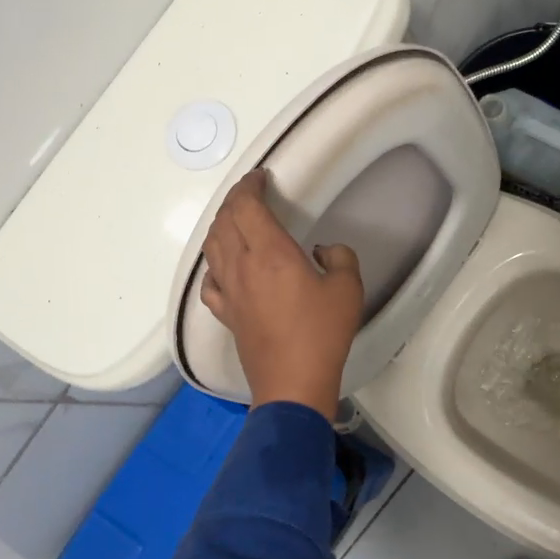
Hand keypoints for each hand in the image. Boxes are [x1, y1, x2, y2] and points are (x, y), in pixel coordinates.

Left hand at [199, 169, 363, 417]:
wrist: (293, 381)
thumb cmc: (323, 333)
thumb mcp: (348, 288)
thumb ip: (339, 258)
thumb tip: (321, 251)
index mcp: (270, 253)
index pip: (246, 206)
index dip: (250, 186)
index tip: (261, 177)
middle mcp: (242, 266)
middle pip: (224, 221)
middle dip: (235, 201)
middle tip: (252, 194)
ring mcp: (229, 291)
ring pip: (213, 246)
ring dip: (222, 226)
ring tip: (237, 220)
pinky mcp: (227, 313)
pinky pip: (211, 280)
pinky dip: (215, 264)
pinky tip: (226, 267)